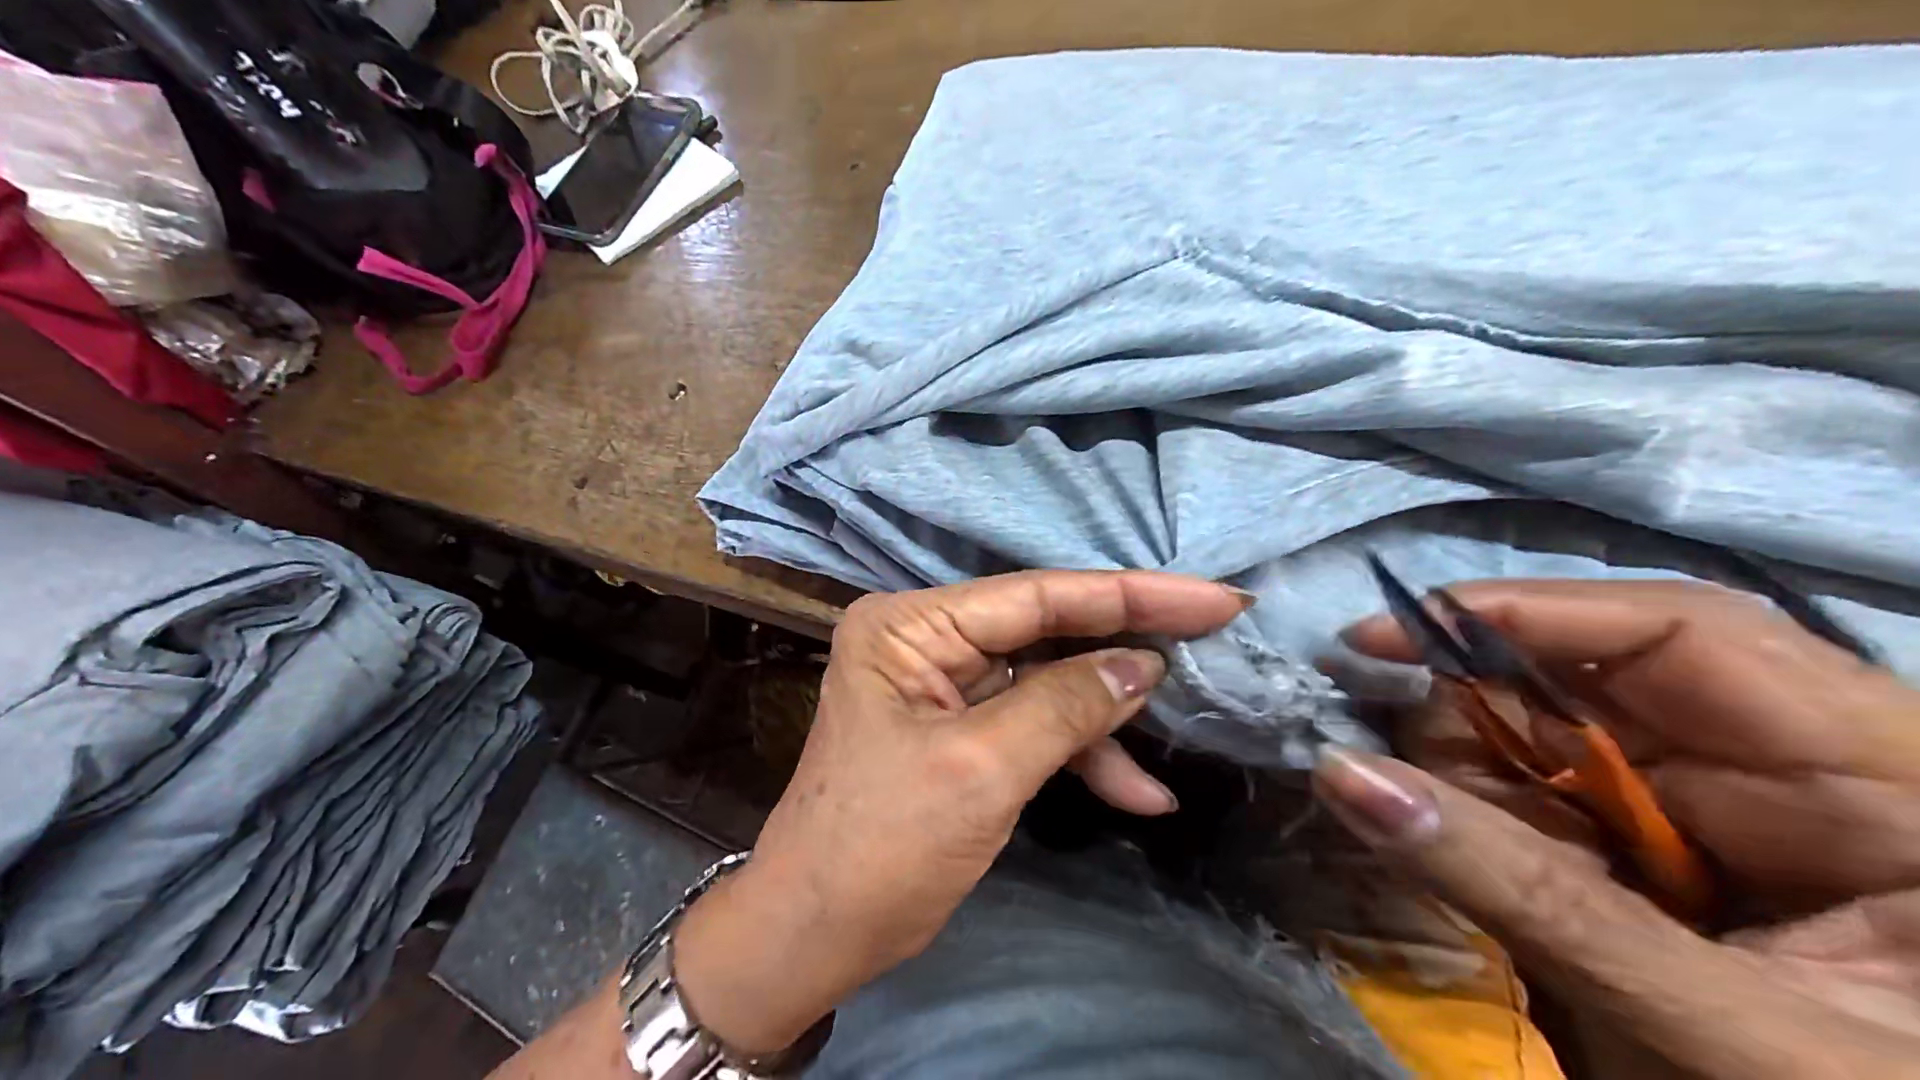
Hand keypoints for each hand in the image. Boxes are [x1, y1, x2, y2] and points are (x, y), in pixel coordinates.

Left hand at [673, 570, 1247, 1055]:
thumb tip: (1144, 664)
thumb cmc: (882, 845)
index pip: (1036, 595)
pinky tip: (1138, 792)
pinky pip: (1032, 722)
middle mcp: (926, 638)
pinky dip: (1081, 753)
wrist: (816, 932)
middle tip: (1215, 634)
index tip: (1213, 598)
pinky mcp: (960, 726)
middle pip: (1046, 629)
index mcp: (911, 625)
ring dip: (1108, 717)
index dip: (1130, 595)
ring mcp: (944, 682)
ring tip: (1180, 731)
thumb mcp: (982, 769)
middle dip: (1126, 644)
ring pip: (1047, 679)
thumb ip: (1065, 705)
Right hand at [1315, 580, 1919, 1077]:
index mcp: (1889, 785)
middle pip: (1586, 685)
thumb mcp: (1720, 1033)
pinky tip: (1475, 865)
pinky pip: (1543, 796)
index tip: (1381, 637)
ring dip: (1470, 785)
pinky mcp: (1668, 847)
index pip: (1682, 634)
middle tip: (1392, 780)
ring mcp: (1724, 811)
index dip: (1519, 613)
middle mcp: (1794, 771)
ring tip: (1447, 852)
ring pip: (1545, 739)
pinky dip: (1486, 823)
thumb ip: (1529, 895)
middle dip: (1472, 723)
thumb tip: (1337, 771)